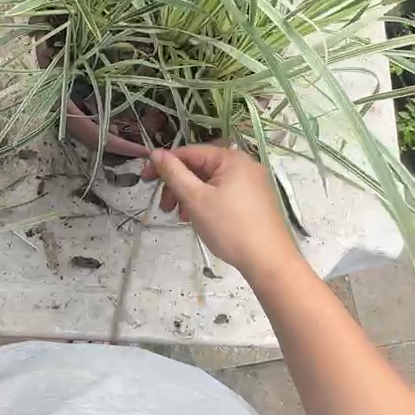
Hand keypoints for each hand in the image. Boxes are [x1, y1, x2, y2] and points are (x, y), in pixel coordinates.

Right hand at [141, 146, 302, 278]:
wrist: (269, 261)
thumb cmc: (229, 227)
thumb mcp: (194, 198)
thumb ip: (173, 172)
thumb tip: (156, 152)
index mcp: (231, 158)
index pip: (188, 152)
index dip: (163, 164)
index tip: (145, 179)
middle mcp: (244, 165)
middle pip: (199, 168)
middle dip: (177, 185)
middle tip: (165, 208)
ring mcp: (251, 183)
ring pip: (209, 183)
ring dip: (189, 196)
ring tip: (181, 218)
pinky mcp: (254, 201)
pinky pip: (222, 193)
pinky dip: (205, 203)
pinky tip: (198, 220)